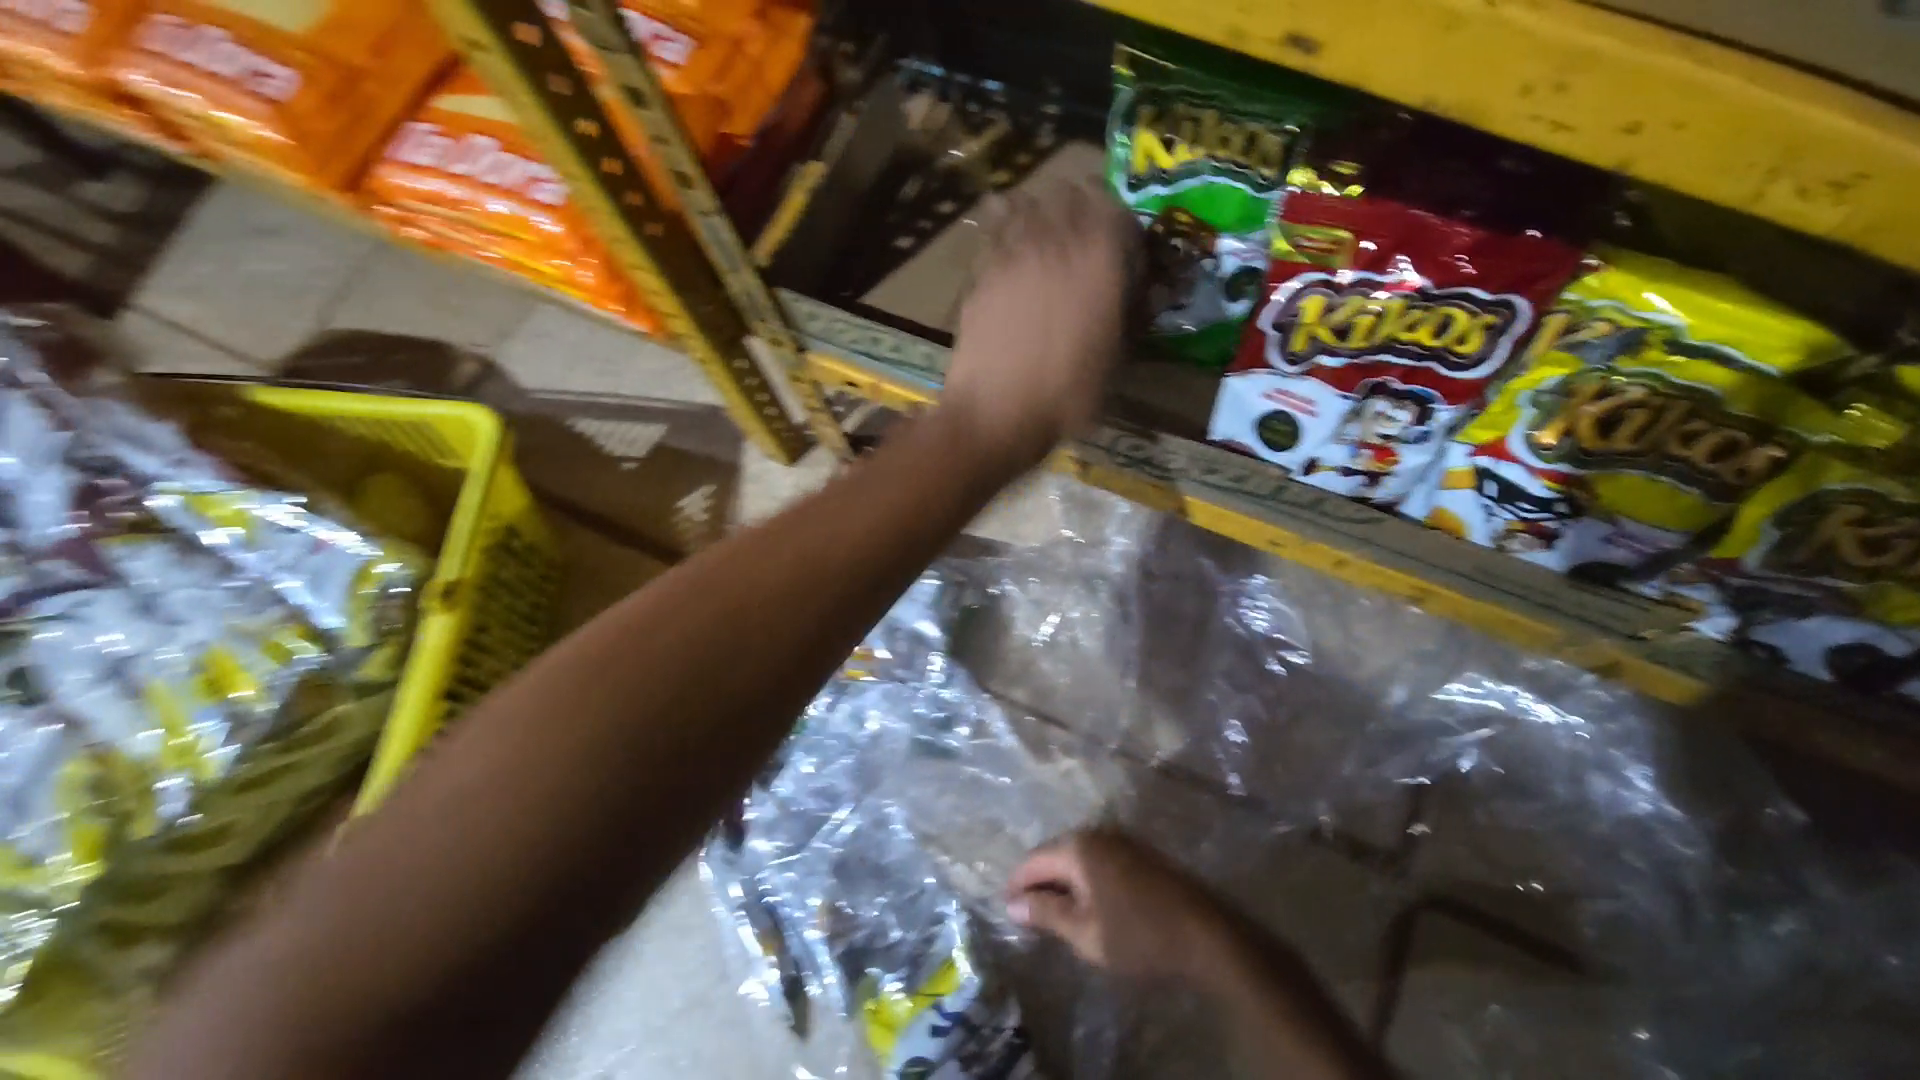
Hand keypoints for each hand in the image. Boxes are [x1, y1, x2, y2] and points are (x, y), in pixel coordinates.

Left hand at [940, 181, 1138, 475]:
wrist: (995, 412)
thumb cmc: (1066, 394)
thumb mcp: (1116, 358)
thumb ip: (1133, 314)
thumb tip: (1146, 293)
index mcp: (1101, 258)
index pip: (1117, 209)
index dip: (1122, 226)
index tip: (1125, 249)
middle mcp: (1057, 239)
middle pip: (1072, 194)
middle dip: (1082, 210)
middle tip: (1086, 239)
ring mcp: (1012, 249)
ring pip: (1030, 202)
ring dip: (1042, 213)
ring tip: (1046, 239)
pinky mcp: (980, 268)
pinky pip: (994, 227)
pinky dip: (1005, 227)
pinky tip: (1011, 250)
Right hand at [1005, 828, 1231, 981]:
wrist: (1206, 936)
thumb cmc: (1138, 936)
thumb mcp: (1083, 932)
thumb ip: (1045, 913)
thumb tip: (1012, 902)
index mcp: (1079, 847)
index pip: (1033, 860)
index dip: (1016, 885)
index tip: (1005, 909)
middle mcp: (1099, 834)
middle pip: (1055, 854)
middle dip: (1039, 883)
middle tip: (1027, 915)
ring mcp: (1123, 841)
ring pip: (1079, 858)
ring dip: (1063, 882)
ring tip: (1053, 914)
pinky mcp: (1142, 855)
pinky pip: (1099, 862)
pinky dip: (1085, 881)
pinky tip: (1086, 905)